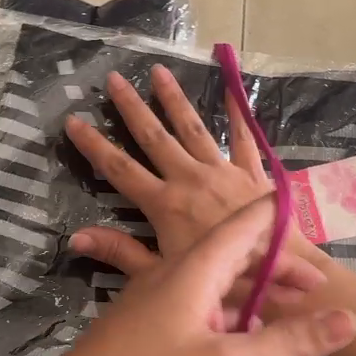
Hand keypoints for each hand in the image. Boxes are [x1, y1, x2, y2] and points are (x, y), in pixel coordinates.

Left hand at [32, 200, 355, 355]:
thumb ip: (288, 344)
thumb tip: (349, 319)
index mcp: (195, 270)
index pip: (245, 225)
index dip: (282, 220)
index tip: (317, 227)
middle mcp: (176, 273)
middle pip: (234, 254)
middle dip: (277, 269)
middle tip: (315, 293)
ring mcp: (159, 297)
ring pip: (216, 282)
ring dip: (253, 295)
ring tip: (288, 320)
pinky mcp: (149, 321)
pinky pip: (199, 304)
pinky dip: (228, 314)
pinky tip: (241, 344)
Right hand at [63, 65, 325, 299]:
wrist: (281, 276)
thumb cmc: (223, 283)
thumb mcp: (164, 275)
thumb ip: (120, 253)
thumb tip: (76, 238)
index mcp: (164, 205)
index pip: (119, 170)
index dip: (94, 145)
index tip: (74, 121)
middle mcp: (190, 179)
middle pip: (154, 137)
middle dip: (131, 107)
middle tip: (114, 79)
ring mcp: (222, 171)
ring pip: (192, 128)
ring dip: (174, 99)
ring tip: (159, 72)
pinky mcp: (252, 173)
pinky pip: (244, 138)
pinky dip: (238, 113)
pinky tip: (232, 89)